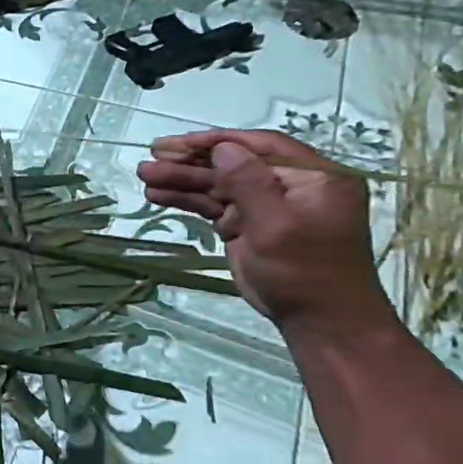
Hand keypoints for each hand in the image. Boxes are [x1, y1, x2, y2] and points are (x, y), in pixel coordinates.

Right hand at [135, 129, 394, 337]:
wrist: (319, 323)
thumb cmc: (304, 272)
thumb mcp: (276, 225)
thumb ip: (249, 182)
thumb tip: (223, 146)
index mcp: (312, 176)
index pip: (260, 145)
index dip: (217, 141)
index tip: (179, 142)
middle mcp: (288, 184)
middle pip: (234, 164)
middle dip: (191, 162)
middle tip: (152, 156)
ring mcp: (265, 206)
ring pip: (219, 185)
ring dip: (181, 181)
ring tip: (144, 176)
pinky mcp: (246, 226)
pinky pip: (214, 206)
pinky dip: (188, 200)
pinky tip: (157, 195)